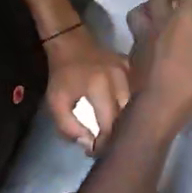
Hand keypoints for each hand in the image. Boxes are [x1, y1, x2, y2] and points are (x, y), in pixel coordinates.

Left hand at [44, 26, 131, 154]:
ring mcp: (128, 70)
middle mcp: (119, 78)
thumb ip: (69, 127)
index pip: (110, 123)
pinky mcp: (131, 66)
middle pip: (126, 115)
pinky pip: (135, 90)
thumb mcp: (56, 103)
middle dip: (116, 133)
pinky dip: (130, 102)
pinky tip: (123, 110)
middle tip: (105, 143)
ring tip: (113, 130)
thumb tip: (89, 143)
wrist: (71, 42)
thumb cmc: (62, 74)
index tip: (94, 150)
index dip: (104, 142)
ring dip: (125, 119)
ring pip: (134, 104)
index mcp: (100, 87)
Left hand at [124, 0, 191, 129]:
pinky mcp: (132, 55)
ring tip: (159, 13)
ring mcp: (143, 37)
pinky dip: (144, 34)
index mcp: (184, 18)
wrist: (158, 105)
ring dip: (148, 8)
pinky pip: (136, 36)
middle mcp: (160, 21)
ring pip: (138, 11)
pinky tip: (153, 43)